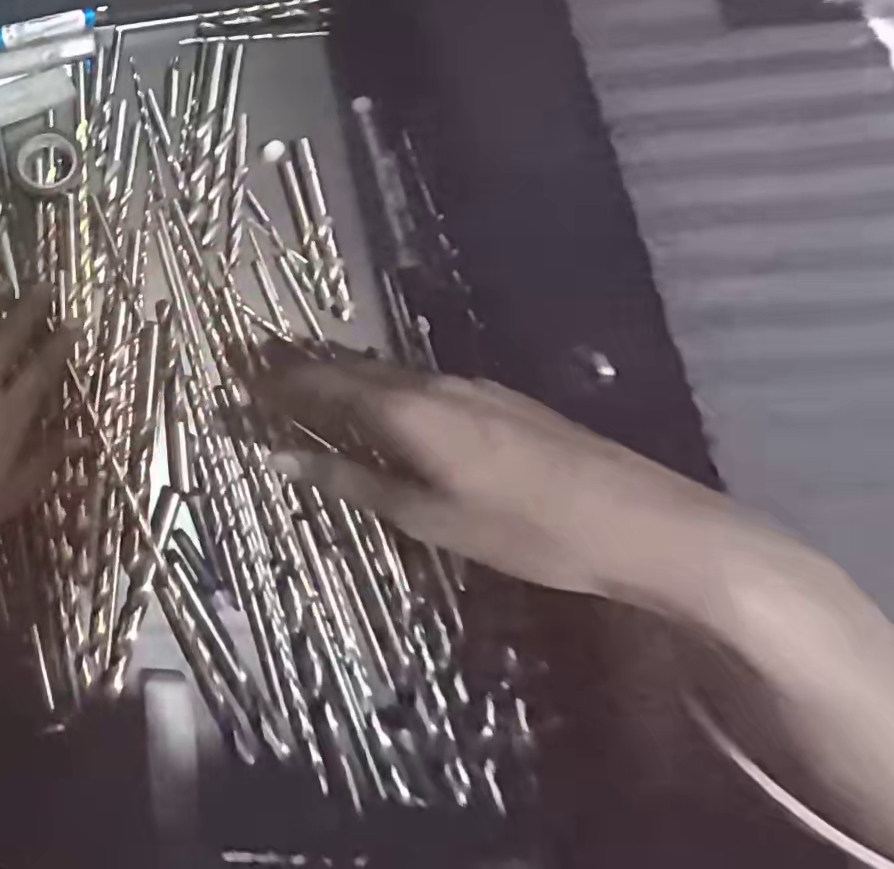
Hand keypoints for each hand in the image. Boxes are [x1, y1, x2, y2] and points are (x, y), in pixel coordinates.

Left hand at [0, 289, 76, 570]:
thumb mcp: (16, 491)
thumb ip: (48, 457)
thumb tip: (86, 437)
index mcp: (10, 414)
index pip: (41, 370)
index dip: (59, 345)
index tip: (72, 323)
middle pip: (8, 339)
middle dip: (27, 311)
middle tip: (39, 286)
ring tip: (0, 289)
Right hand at [253, 352, 750, 614]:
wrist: (652, 523)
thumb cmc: (527, 531)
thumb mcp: (428, 518)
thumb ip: (352, 482)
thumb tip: (285, 460)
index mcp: (406, 412)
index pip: (322, 385)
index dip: (277, 381)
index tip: (241, 375)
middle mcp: (430, 384)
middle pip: (349, 367)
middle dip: (300, 364)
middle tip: (260, 361)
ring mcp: (469, 384)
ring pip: (385, 370)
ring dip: (340, 371)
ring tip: (306, 373)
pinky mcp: (498, 395)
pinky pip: (417, 379)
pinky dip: (380, 383)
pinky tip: (381, 396)